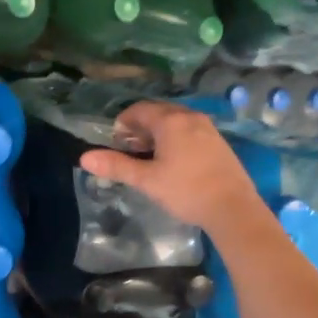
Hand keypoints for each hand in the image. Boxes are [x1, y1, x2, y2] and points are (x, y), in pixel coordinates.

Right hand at [78, 102, 275, 237]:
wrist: (232, 207)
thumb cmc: (186, 191)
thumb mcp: (148, 181)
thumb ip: (117, 167)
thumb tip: (84, 158)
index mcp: (170, 121)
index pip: (139, 110)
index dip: (124, 122)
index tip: (116, 140)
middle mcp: (190, 117)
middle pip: (159, 113)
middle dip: (142, 127)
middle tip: (131, 149)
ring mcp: (208, 129)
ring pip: (177, 122)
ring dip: (160, 134)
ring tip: (152, 157)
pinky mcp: (219, 143)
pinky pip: (192, 132)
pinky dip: (178, 140)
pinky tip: (176, 162)